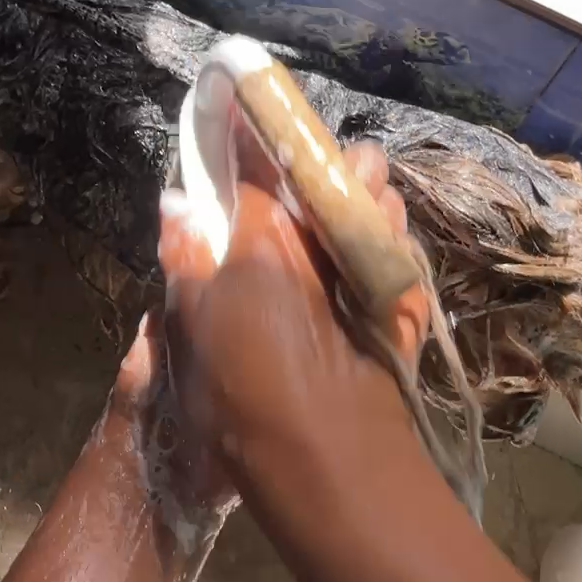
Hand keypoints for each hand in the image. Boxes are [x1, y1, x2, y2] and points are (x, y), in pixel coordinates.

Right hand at [155, 140, 430, 491]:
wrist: (328, 456)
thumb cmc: (245, 390)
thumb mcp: (192, 326)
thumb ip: (185, 255)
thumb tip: (176, 202)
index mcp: (267, 227)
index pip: (253, 159)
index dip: (244, 141)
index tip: (239, 125)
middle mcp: (324, 225)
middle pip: (328, 162)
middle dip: (314, 156)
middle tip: (294, 175)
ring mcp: (375, 252)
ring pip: (373, 188)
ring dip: (358, 183)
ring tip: (340, 198)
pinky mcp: (405, 285)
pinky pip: (398, 234)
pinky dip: (383, 226)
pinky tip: (370, 242)